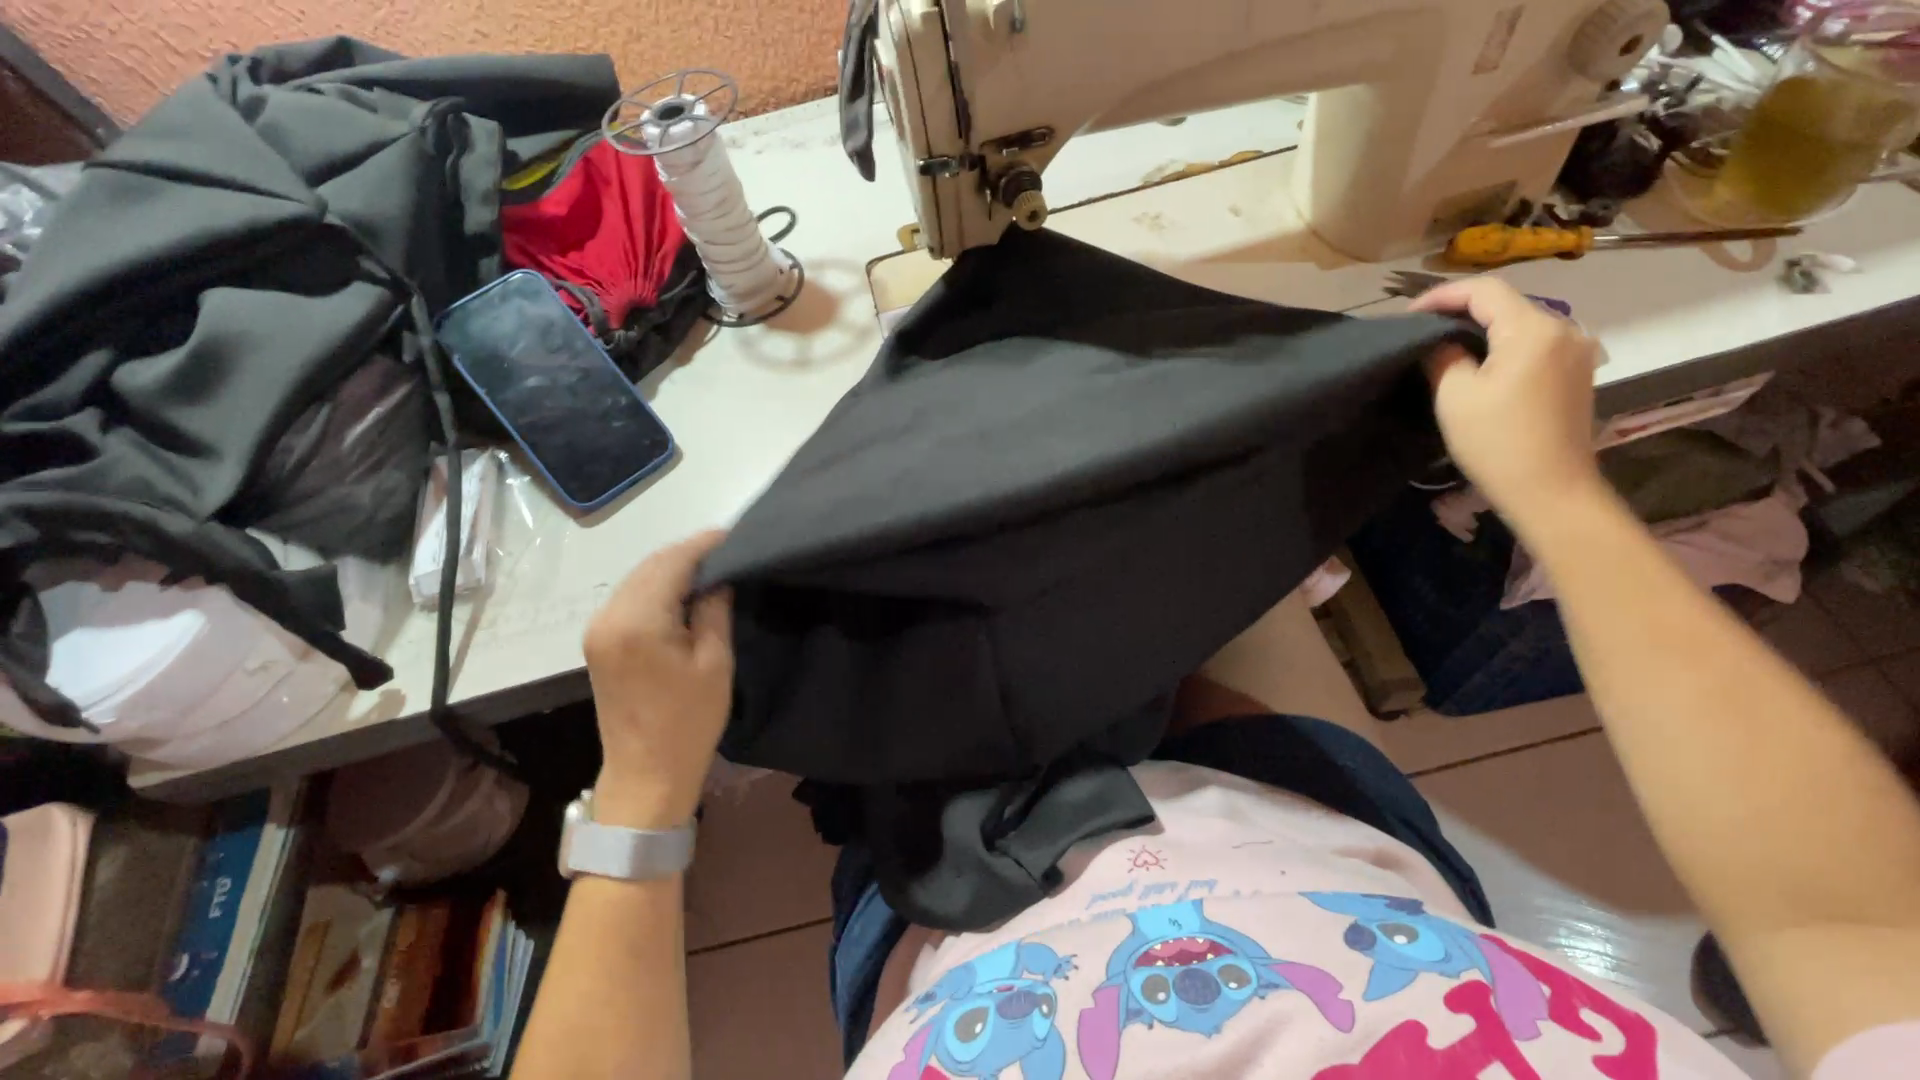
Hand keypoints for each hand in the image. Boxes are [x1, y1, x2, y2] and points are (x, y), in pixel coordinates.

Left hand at [582, 530, 732, 828]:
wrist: (646, 774)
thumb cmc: (688, 721)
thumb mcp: (715, 661)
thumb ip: (713, 608)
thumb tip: (717, 576)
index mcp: (638, 620)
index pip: (673, 562)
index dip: (705, 544)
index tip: (736, 535)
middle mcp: (608, 615)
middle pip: (651, 565)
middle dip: (689, 554)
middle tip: (729, 550)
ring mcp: (598, 628)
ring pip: (639, 578)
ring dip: (672, 569)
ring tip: (712, 570)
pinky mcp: (599, 641)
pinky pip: (630, 598)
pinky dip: (658, 588)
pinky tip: (684, 593)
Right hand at [1411, 277, 1606, 531]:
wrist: (1551, 490)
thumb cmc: (1497, 442)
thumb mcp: (1454, 394)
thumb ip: (1443, 355)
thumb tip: (1439, 341)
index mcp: (1533, 328)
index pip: (1484, 290)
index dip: (1442, 295)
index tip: (1408, 314)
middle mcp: (1563, 329)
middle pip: (1506, 303)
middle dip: (1462, 310)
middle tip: (1422, 328)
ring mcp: (1575, 351)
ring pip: (1521, 323)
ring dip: (1483, 328)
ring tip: (1447, 343)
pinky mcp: (1576, 372)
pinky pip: (1534, 344)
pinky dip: (1504, 345)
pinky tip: (1481, 362)